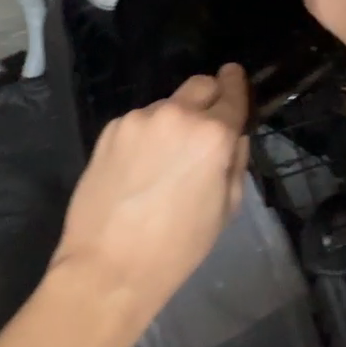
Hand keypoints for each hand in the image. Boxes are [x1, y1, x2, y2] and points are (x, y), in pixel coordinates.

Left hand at [50, 64, 250, 318]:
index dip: (237, 84)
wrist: (108, 268)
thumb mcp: (225, 210)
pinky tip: (138, 168)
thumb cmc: (177, 248)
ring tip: (163, 160)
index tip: (236, 78)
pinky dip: (147, 135)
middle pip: (201, 84)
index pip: (232, 92)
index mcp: (213, 135)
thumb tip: (234, 136)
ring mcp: (139, 119)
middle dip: (209, 97)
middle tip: (205, 125)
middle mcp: (177, 115)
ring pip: (168, 105)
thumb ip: (235, 163)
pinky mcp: (111, 129)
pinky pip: (140, 122)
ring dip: (174, 121)